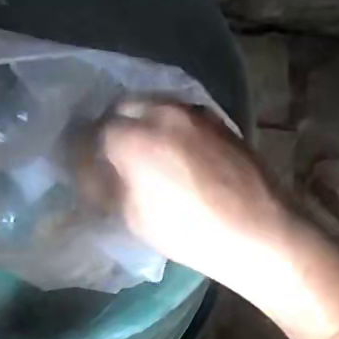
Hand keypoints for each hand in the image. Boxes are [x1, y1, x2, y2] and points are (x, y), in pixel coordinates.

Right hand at [98, 100, 300, 296]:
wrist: (258, 230)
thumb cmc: (188, 232)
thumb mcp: (132, 217)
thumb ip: (104, 187)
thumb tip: (90, 172)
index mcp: (133, 138)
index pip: (91, 132)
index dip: (81, 150)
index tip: (80, 166)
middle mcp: (161, 113)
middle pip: (122, 108)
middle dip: (110, 128)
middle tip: (108, 157)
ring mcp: (193, 112)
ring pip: (153, 106)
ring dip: (139, 123)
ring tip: (140, 153)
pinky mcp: (217, 119)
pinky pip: (179, 114)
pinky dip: (166, 126)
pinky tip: (171, 152)